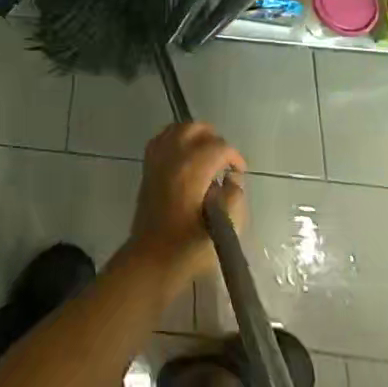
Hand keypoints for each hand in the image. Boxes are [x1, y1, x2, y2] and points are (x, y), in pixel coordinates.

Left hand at [127, 122, 246, 293]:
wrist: (152, 258)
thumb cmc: (190, 246)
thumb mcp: (225, 228)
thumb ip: (234, 197)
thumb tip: (232, 179)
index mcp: (191, 169)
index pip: (218, 146)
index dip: (234, 156)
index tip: (240, 172)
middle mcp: (172, 156)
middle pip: (195, 128)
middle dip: (215, 139)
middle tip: (226, 160)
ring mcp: (156, 159)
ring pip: (177, 129)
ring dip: (195, 135)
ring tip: (208, 155)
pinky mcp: (147, 167)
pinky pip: (162, 138)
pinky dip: (176, 139)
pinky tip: (185, 154)